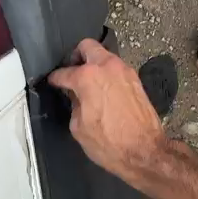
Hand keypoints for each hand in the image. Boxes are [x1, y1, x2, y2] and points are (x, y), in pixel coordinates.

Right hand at [47, 38, 170, 181]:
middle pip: (87, 46)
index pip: (64, 72)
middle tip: (72, 72)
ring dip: (94, 64)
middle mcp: (107, 67)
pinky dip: (107, 74)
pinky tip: (103, 90)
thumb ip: (74, 104)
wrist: (144, 152)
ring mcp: (124, 71)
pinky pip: (116, 68)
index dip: (55, 79)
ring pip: (104, 55)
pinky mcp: (135, 79)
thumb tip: (76, 97)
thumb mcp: (79, 127)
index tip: (53, 82)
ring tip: (88, 83)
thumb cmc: (110, 143)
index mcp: (87, 77)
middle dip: (76, 56)